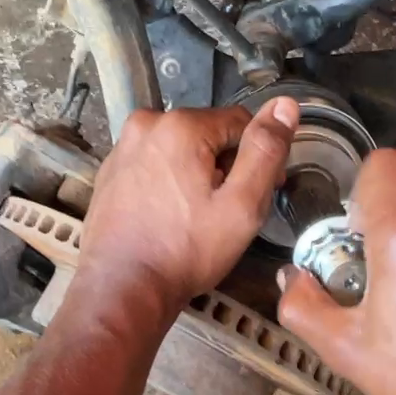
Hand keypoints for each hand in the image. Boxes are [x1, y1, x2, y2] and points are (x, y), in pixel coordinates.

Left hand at [76, 99, 299, 313]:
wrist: (122, 289)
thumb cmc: (186, 251)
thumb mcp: (242, 205)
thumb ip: (266, 151)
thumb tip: (285, 105)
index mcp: (180, 126)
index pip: (241, 122)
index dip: (257, 157)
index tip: (259, 193)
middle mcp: (146, 125)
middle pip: (208, 134)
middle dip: (225, 165)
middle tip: (228, 211)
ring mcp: (123, 148)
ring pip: (180, 150)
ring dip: (197, 174)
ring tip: (199, 218)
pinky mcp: (110, 172)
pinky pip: (154, 165)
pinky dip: (169, 183)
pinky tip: (171, 217)